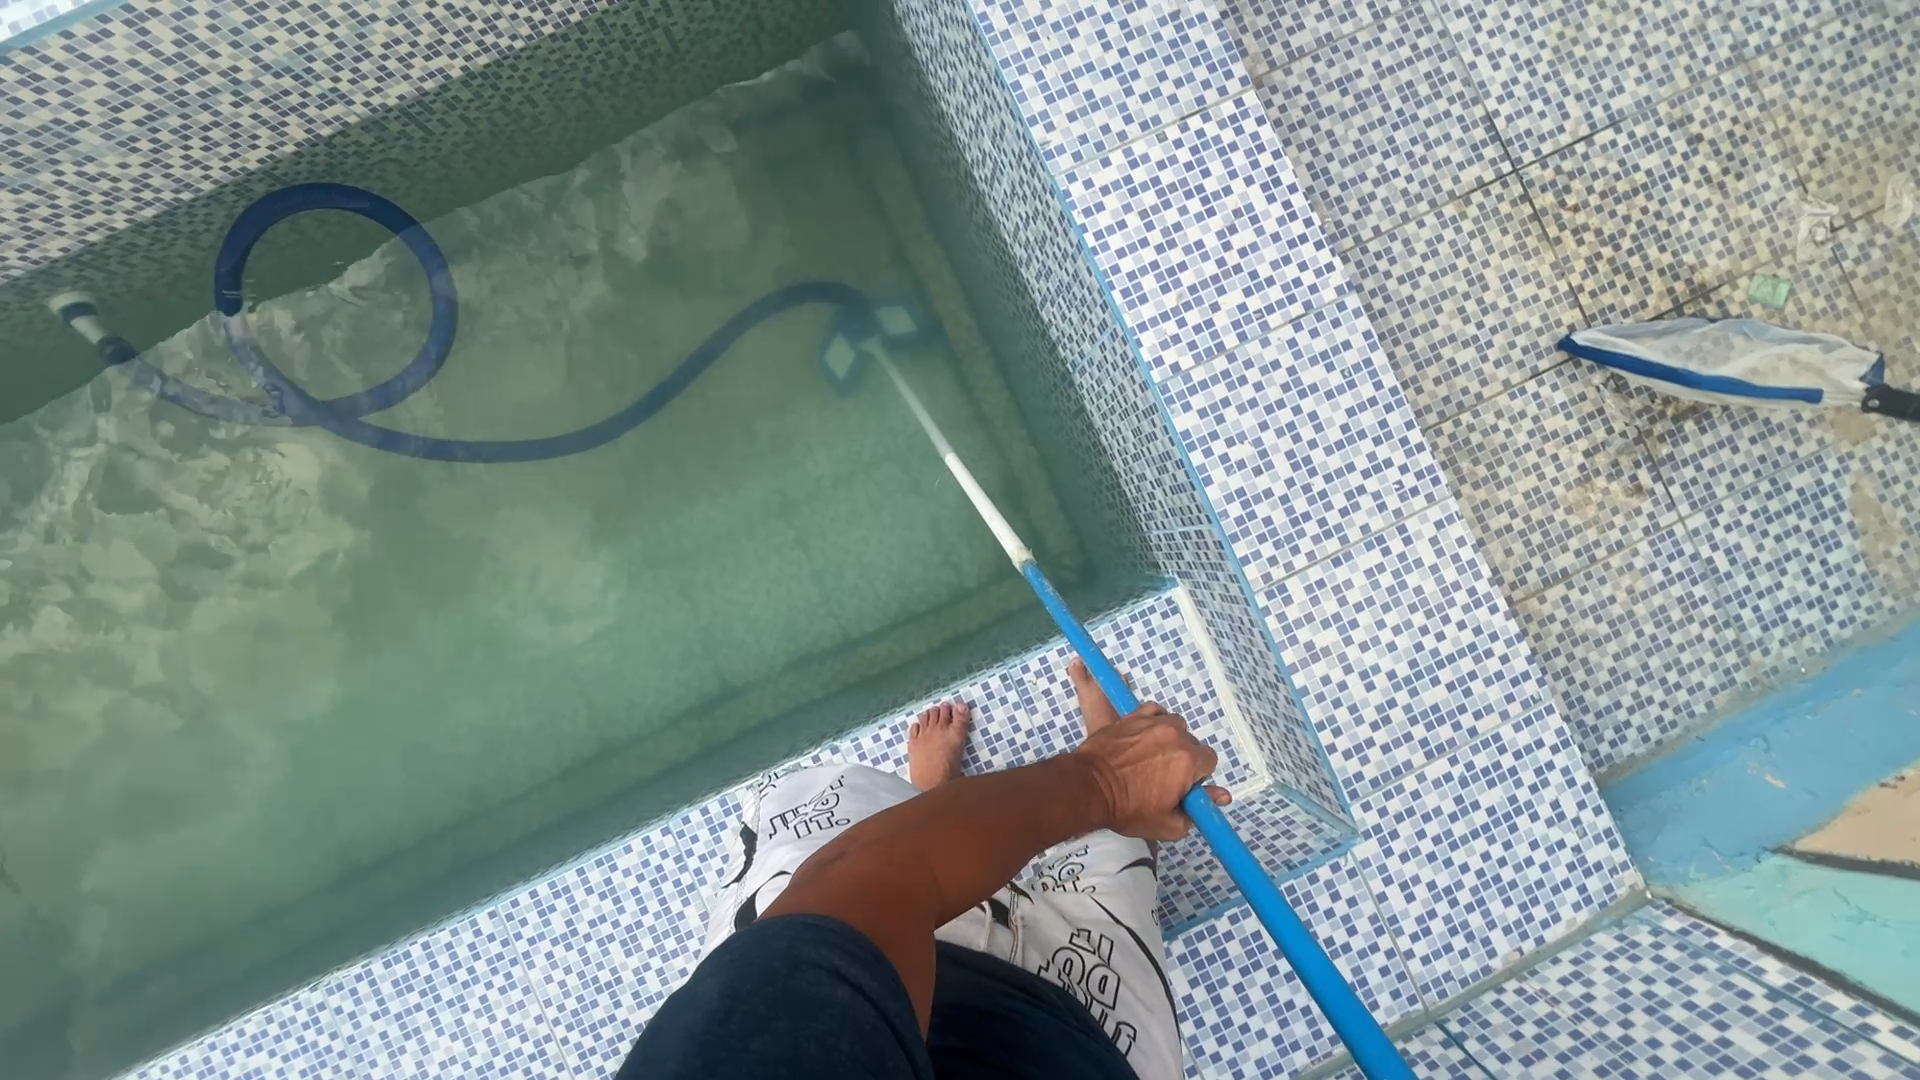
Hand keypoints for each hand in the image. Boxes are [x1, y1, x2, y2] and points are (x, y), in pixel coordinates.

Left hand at [1074, 703, 1230, 839]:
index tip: (1181, 786)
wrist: (1090, 787)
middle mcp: (1174, 735)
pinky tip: (1146, 733)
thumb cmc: (1129, 809)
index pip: (1209, 760)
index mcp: (1188, 761)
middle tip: (1163, 775)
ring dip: (1169, 738)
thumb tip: (1222, 795)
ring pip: (1174, 725)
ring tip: (1152, 755)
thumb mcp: (1169, 824)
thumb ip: (1199, 810)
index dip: (1197, 775)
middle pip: (1191, 742)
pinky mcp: (1132, 716)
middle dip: (1183, 757)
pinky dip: (1154, 719)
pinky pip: (1153, 710)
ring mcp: (1152, 722)